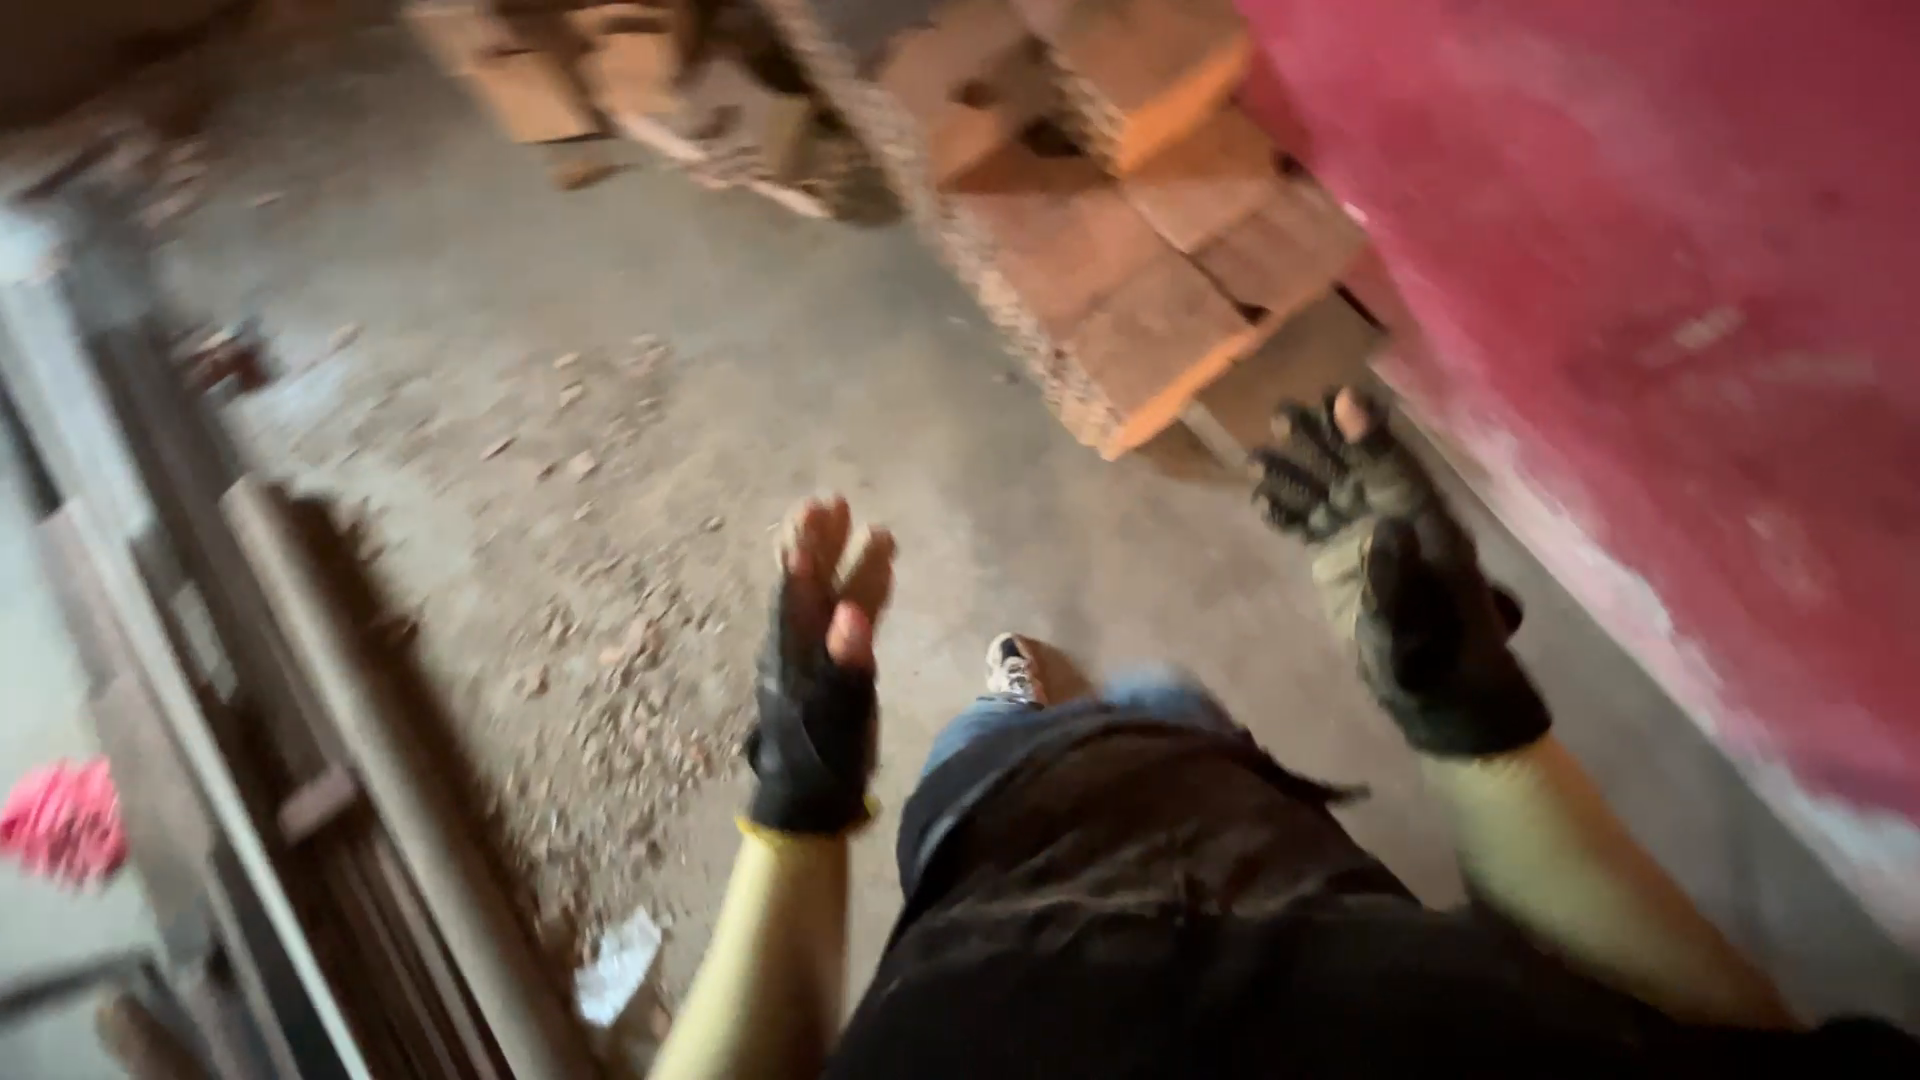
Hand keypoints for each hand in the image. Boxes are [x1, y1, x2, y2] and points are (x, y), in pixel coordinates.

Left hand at [744, 496, 895, 834]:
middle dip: (819, 542)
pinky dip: (864, 590)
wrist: (812, 795)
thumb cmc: (822, 753)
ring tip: (858, 520)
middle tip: (830, 500)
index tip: (814, 513)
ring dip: (841, 558)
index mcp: (794, 649)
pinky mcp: (839, 664)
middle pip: (808, 581)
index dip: (805, 553)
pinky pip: (851, 616)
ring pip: (829, 594)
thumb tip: (852, 615)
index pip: (797, 592)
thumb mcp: (836, 713)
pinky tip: (878, 571)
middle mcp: (802, 642)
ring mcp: (819, 652)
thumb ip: (846, 664)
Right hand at [1253, 388, 1548, 756]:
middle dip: (1320, 441)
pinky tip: (1260, 501)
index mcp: (1426, 526)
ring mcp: (1364, 540)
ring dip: (1293, 473)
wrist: (1434, 695)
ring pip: (1324, 494)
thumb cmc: (1438, 658)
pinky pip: (1308, 527)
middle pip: (1353, 470)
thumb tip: (1382, 523)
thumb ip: (1400, 574)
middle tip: (1282, 414)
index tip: (1339, 400)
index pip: (1393, 470)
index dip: (1367, 436)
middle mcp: (1394, 522)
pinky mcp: (1340, 562)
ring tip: (1254, 456)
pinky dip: (1286, 513)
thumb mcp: (1422, 619)